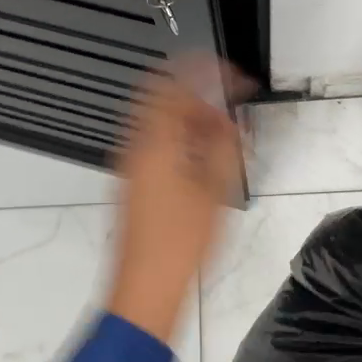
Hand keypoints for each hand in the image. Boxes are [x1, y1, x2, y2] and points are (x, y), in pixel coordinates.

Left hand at [107, 58, 253, 340]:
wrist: (144, 288)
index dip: (208, 72)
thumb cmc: (179, 245)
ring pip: (156, 123)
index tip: (234, 78)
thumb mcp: (215, 191)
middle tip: (226, 108)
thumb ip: (223, 146)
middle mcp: (133, 148)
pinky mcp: (131, 185)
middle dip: (197, 96)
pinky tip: (203, 162)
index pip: (175, 83)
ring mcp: (128, 167)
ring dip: (189, 120)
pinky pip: (153, 145)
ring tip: (221, 137)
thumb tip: (229, 121)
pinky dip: (178, 140)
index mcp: (153, 143)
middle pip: (161, 99)